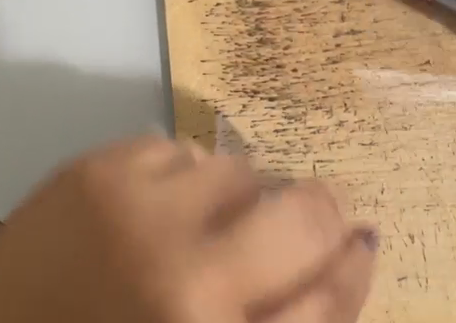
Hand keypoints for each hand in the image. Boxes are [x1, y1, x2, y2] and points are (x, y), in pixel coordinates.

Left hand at [0, 136, 376, 322]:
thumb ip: (273, 316)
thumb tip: (346, 252)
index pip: (329, 299)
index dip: (354, 270)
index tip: (359, 246)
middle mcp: (187, 276)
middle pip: (306, 214)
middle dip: (318, 217)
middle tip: (297, 228)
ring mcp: (138, 211)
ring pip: (241, 169)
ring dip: (239, 197)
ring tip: (206, 224)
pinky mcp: (96, 169)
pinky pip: (178, 149)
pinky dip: (181, 177)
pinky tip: (157, 207)